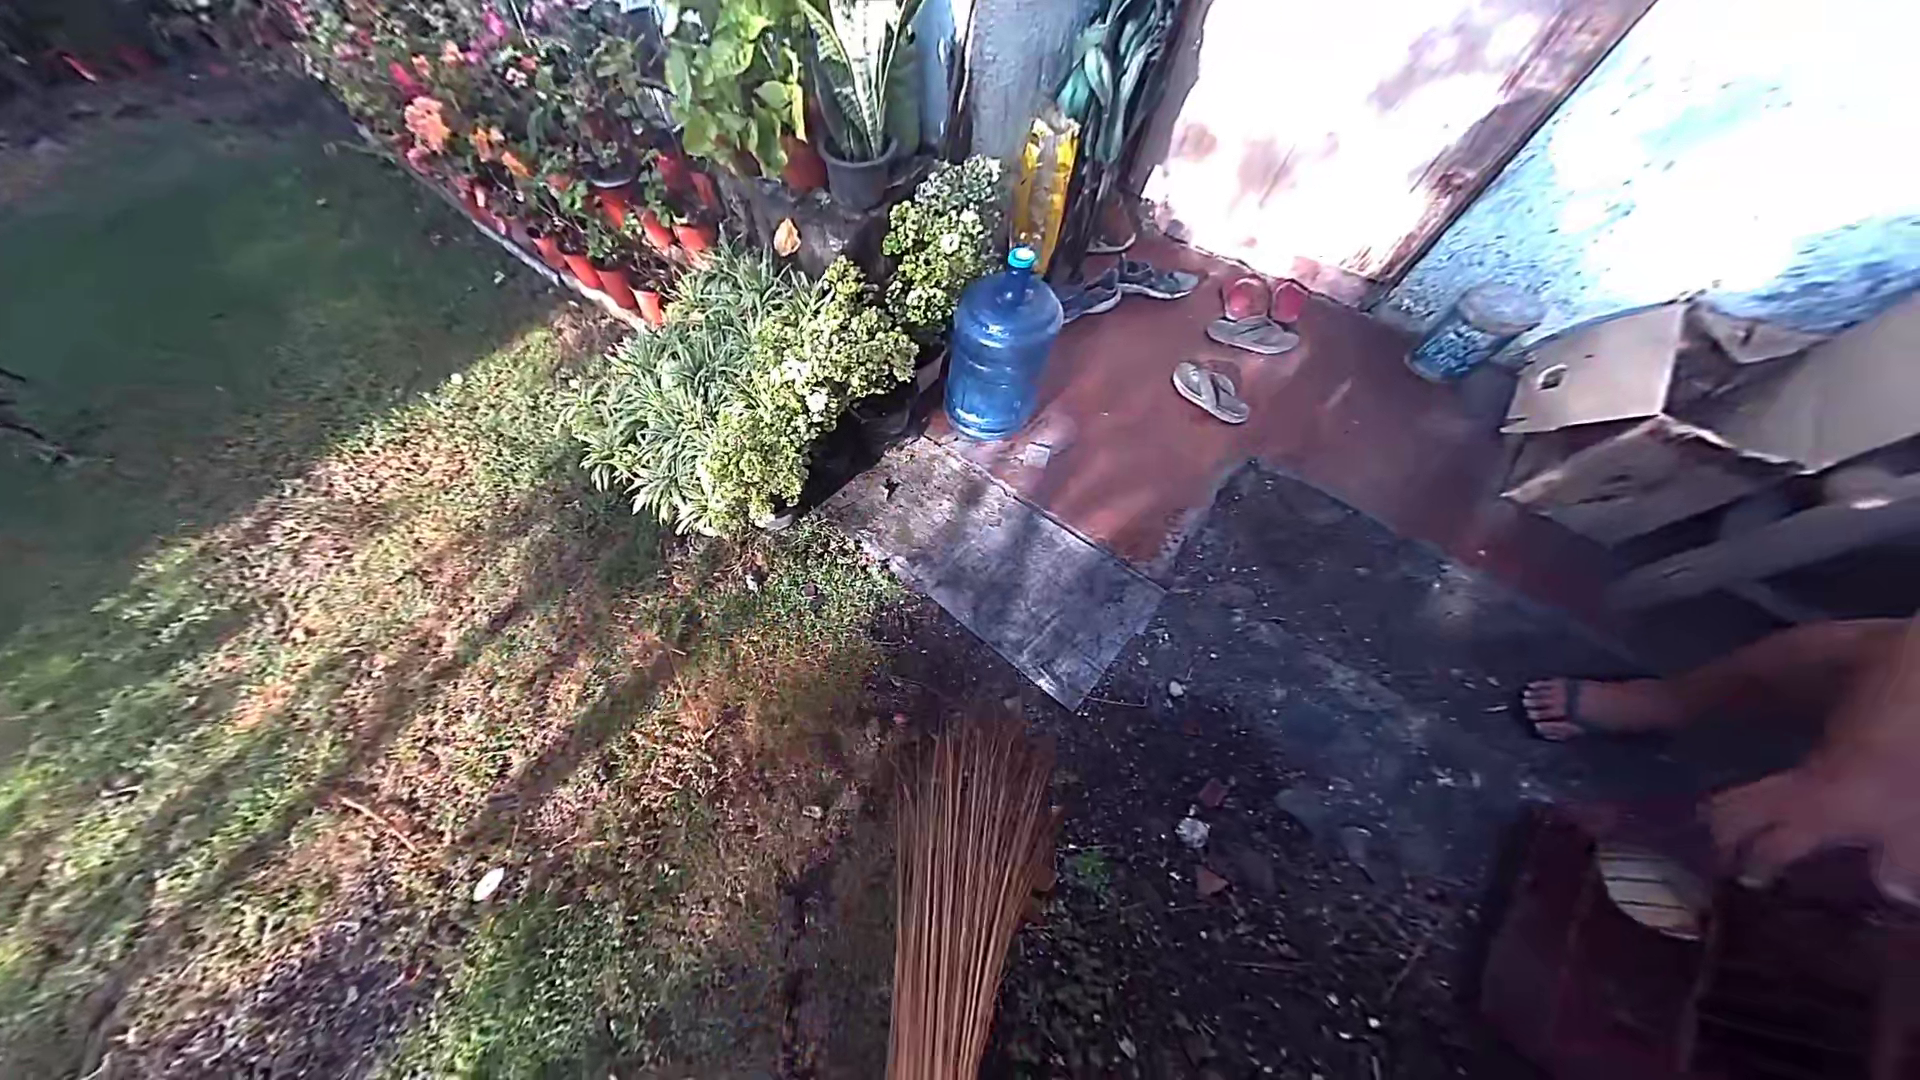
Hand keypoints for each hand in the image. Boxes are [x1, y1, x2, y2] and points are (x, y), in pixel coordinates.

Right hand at [1708, 755, 1919, 904]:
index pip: (1769, 847)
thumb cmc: (1894, 791)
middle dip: (1719, 832)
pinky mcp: (1790, 771)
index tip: (1745, 880)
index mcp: (1805, 821)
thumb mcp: (1909, 835)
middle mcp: (1781, 802)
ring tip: (1710, 824)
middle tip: (1713, 850)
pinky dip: (1738, 799)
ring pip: (1732, 796)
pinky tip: (1747, 805)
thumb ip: (1899, 864)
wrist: (1885, 741)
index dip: (1756, 864)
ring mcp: (1781, 783)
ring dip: (1719, 812)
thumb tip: (1895, 895)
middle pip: (1732, 814)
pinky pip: (1750, 788)